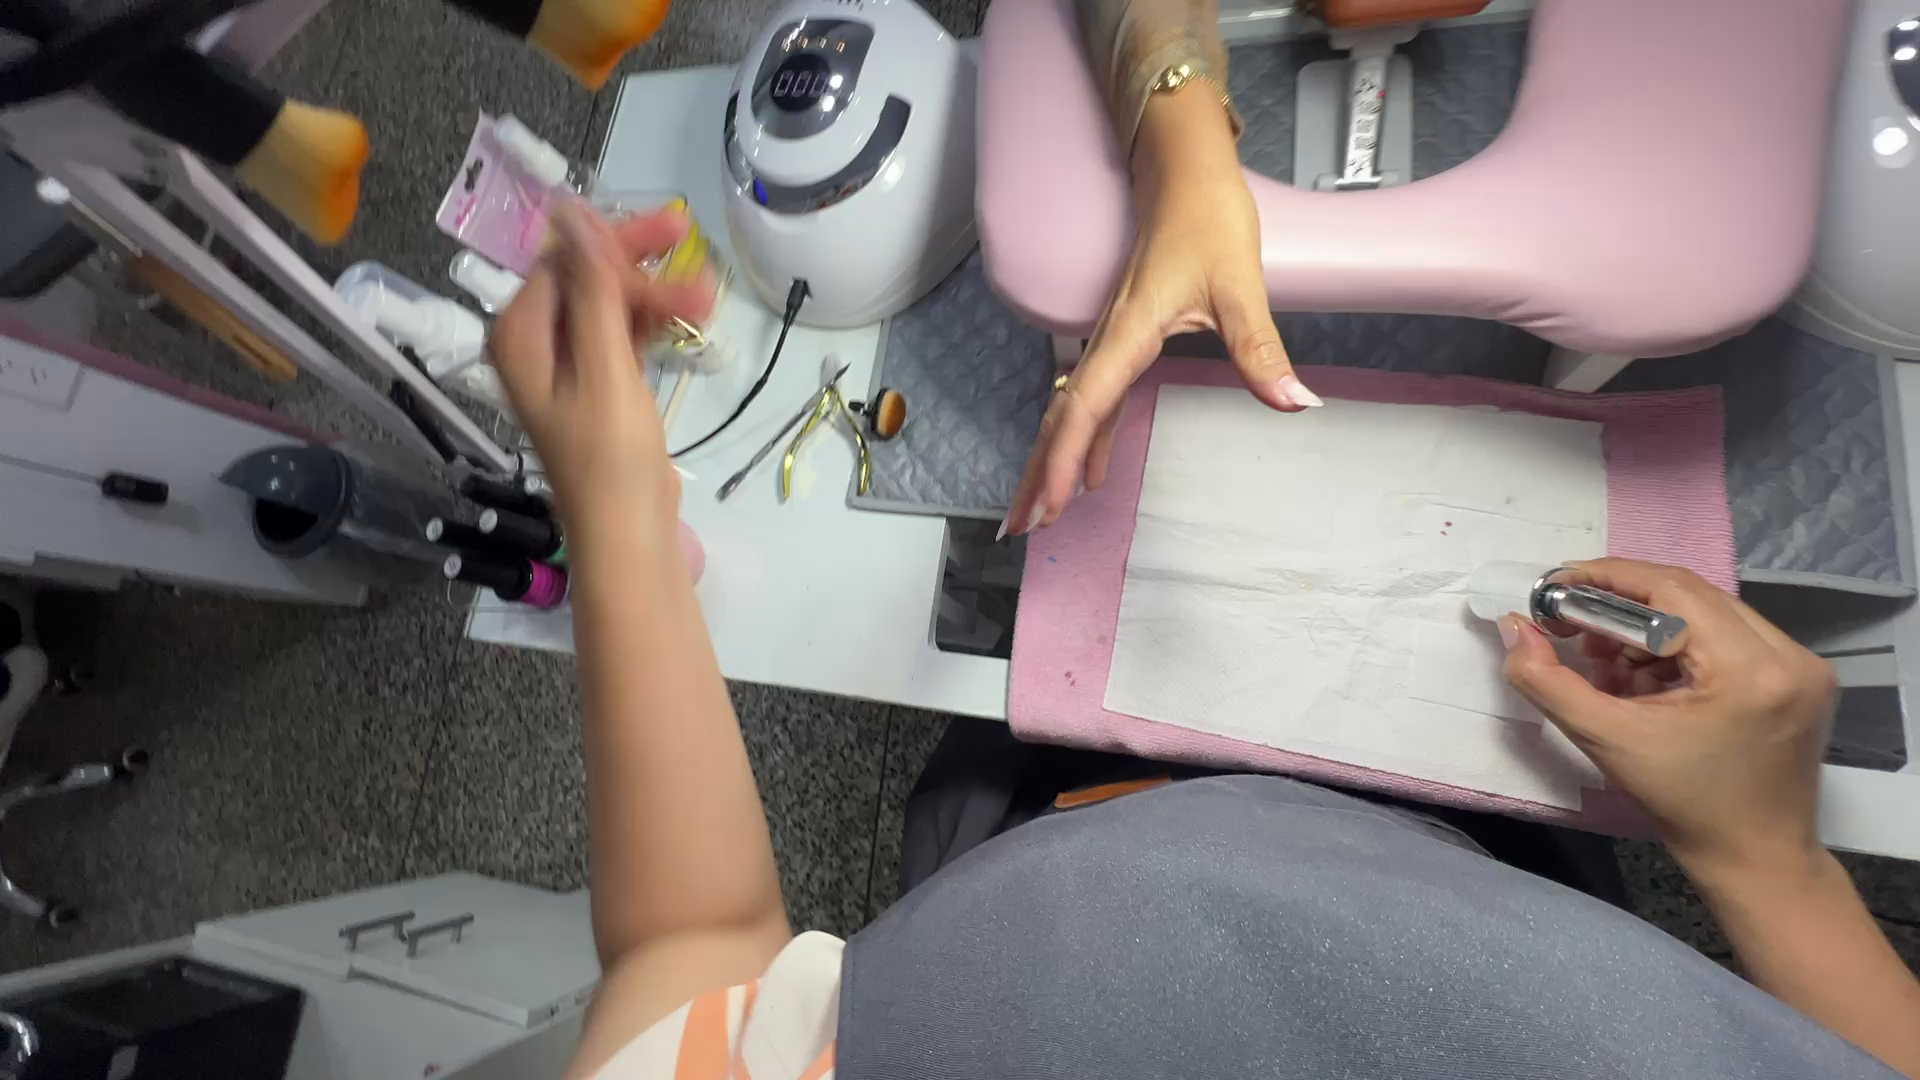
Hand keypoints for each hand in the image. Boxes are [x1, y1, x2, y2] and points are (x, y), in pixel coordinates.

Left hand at [487, 200, 712, 529]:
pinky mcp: (603, 388)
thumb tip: (574, 211)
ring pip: (611, 309)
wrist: (629, 531)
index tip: (673, 229)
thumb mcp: (604, 369)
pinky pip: (623, 339)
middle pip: (588, 280)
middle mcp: (538, 343)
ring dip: (657, 299)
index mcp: (521, 334)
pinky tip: (690, 324)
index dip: (615, 238)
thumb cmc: (612, 458)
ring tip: (709, 301)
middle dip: (642, 267)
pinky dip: (654, 328)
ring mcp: (572, 367)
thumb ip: (592, 292)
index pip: (564, 261)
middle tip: (694, 246)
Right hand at [1003, 85, 1315, 536]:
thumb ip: (1260, 349)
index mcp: (1126, 336)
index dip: (1062, 460)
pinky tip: (1088, 471)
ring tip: (1036, 511)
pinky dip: (1081, 442)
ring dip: (1048, 464)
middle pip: (1058, 422)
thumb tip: (1297, 404)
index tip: (1049, 506)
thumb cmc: (1205, 221)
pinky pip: (1090, 405)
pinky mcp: (1119, 346)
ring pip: (1066, 417)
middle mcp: (1106, 346)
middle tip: (1019, 527)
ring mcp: (1107, 348)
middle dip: (1036, 477)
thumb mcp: (1239, 286)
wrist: (1181, 176)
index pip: (1084, 409)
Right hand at [1498, 559, 1837, 877]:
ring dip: (1636, 624)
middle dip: (1614, 601)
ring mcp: (1797, 665)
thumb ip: (1543, 677)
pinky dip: (1663, 644)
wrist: (1752, 853)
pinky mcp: (1789, 677)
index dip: (1603, 578)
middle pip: (1686, 594)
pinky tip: (1634, 676)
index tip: (1551, 589)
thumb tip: (1512, 625)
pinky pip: (1715, 634)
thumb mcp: (1598, 735)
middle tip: (1563, 621)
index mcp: (1751, 668)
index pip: (1671, 590)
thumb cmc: (1678, 797)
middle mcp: (1788, 655)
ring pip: (1698, 611)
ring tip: (1599, 660)